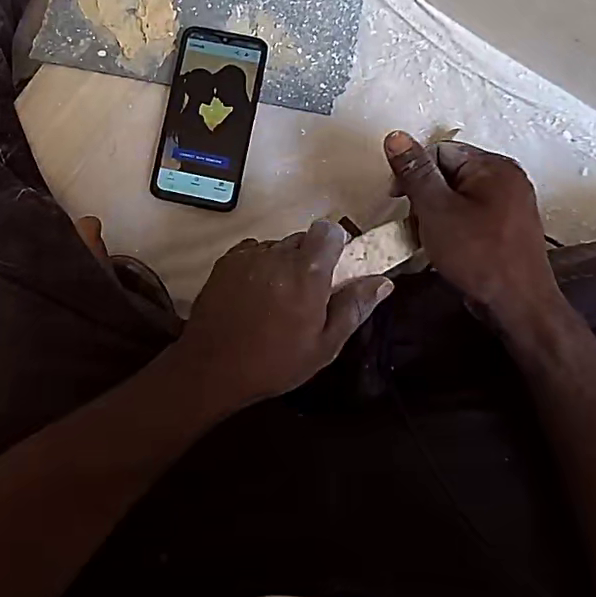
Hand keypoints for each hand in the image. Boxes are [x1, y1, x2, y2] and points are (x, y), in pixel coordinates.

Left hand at [163, 221, 393, 410]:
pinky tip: (255, 294)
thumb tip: (382, 281)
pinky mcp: (224, 262)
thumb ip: (354, 307)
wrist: (213, 365)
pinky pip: (250, 252)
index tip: (336, 266)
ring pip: (275, 246)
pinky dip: (257, 265)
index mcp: (305, 274)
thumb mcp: (325, 345)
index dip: (335, 244)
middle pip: (301, 239)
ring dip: (282, 263)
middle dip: (310, 258)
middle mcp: (274, 256)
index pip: (327, 231)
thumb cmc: (275, 361)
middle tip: (307, 294)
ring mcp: (246, 257)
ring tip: (277, 299)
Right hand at [383, 130, 561, 323]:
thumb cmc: (477, 254)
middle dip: (422, 195)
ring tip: (429, 236)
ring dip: (432, 213)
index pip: (438, 151)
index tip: (399, 199)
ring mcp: (508, 203)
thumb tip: (396, 137)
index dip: (412, 172)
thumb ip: (414, 171)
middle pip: (445, 172)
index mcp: (494, 168)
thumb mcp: (435, 209)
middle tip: (416, 221)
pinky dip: (448, 224)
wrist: (516, 304)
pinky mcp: (504, 225)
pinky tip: (443, 244)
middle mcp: (506, 179)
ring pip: (452, 194)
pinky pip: (465, 211)